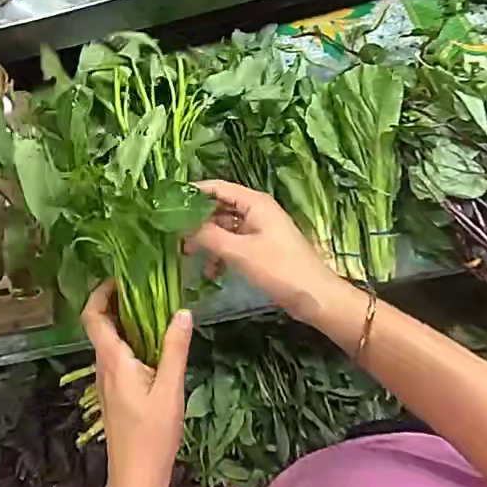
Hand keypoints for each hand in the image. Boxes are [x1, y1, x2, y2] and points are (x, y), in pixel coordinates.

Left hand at [82, 280, 191, 486]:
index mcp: (112, 359)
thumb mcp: (170, 390)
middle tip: (144, 288)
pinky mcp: (115, 392)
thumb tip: (183, 311)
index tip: (121, 278)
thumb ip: (175, 349)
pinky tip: (154, 344)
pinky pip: (117, 355)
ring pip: (110, 340)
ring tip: (154, 310)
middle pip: (101, 324)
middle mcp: (103, 365)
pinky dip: (131, 340)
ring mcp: (107, 380)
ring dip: (126, 321)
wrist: (136, 480)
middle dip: (118, 302)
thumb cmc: (151, 436)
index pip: (92, 316)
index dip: (100, 292)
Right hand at [188, 180, 348, 327]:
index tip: (168, 204)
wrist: (318, 299)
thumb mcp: (240, 253)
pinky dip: (220, 253)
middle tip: (174, 234)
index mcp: (254, 202)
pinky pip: (233, 242)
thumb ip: (208, 236)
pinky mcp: (261, 247)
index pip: (217, 187)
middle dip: (197, 220)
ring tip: (187, 255)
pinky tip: (211, 271)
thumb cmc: (281, 270)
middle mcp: (256, 210)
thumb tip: (181, 224)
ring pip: (224, 226)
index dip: (192, 193)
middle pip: (219, 207)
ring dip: (207, 240)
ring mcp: (259, 229)